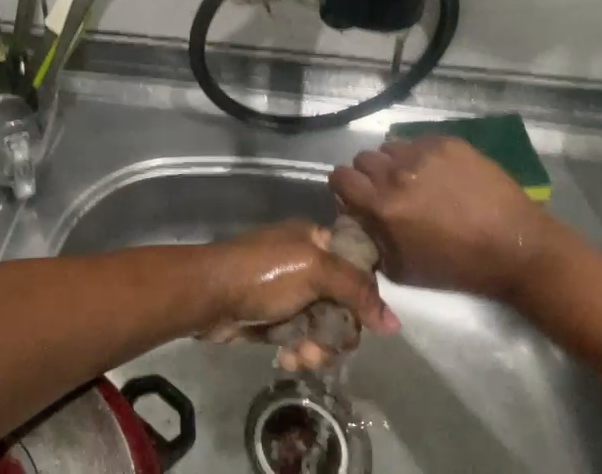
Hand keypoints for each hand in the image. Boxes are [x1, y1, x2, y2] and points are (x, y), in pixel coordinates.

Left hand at [196, 222, 398, 368]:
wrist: (207, 295)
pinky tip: (286, 359)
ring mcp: (288, 294)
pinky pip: (302, 340)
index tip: (364, 318)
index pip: (357, 268)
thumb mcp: (314, 270)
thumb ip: (356, 291)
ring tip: (301, 356)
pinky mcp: (274, 320)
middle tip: (324, 344)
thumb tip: (394, 324)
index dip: (364, 296)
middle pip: (344, 305)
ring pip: (324, 327)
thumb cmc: (262, 274)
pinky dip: (299, 352)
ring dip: (318, 348)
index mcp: (314, 241)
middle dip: (337, 331)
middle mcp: (304, 264)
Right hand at [330, 136, 563, 303]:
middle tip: (389, 190)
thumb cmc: (458, 266)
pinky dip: (422, 156)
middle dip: (370, 174)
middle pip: (363, 158)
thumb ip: (371, 241)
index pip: (340, 176)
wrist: (517, 249)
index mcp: (383, 206)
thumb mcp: (403, 269)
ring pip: (391, 147)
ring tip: (417, 180)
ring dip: (396, 163)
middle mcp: (397, 174)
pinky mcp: (449, 144)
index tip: (357, 195)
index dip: (344, 186)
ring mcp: (425, 154)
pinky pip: (420, 142)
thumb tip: (354, 218)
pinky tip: (441, 175)